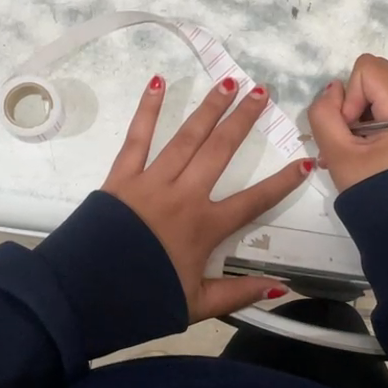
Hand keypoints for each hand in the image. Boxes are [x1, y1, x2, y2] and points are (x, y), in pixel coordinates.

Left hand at [104, 75, 313, 321]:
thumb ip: (237, 293)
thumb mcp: (195, 305)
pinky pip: (138, 138)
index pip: (254, 200)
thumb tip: (278, 287)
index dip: (282, 182)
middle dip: (244, 120)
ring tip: (229, 82)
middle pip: (221, 151)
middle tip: (262, 92)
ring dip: (209, 108)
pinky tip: (158, 82)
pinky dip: (148, 109)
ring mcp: (151, 181)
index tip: (305, 160)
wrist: (82, 296)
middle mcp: (184, 195)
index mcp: (205, 227)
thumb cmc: (141, 301)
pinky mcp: (121, 177)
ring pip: (187, 137)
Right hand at [306, 54, 387, 191]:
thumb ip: (324, 114)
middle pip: (379, 74)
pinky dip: (378, 117)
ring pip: (385, 87)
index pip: (368, 69)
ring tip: (360, 144)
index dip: (350, 96)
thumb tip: (333, 89)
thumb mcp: (338, 154)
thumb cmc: (375, 192)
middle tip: (353, 136)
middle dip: (357, 100)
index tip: (351, 130)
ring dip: (365, 110)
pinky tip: (372, 145)